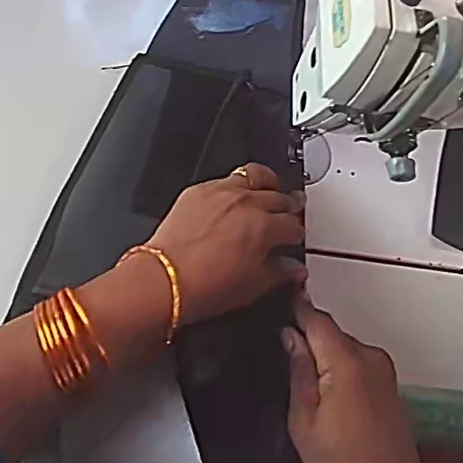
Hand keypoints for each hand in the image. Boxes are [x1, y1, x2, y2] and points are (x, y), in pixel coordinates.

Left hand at [143, 164, 305, 322]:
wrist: (165, 280)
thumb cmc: (203, 286)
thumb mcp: (253, 287)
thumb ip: (279, 272)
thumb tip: (293, 269)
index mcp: (264, 227)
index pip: (293, 225)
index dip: (297, 233)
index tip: (293, 238)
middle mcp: (245, 204)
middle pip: (279, 198)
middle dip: (288, 207)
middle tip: (289, 213)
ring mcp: (221, 193)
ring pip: (255, 176)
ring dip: (268, 184)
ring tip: (272, 188)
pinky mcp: (199, 190)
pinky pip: (226, 178)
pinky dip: (236, 185)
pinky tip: (236, 193)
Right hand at [285, 298, 444, 462]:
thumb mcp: (302, 422)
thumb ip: (297, 370)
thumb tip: (290, 336)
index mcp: (346, 362)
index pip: (315, 317)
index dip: (294, 310)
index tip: (277, 305)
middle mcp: (370, 358)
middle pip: (329, 332)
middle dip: (308, 341)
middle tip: (285, 364)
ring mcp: (384, 371)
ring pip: (343, 347)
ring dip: (325, 358)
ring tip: (309, 394)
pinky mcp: (390, 384)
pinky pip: (357, 363)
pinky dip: (341, 371)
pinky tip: (330, 402)